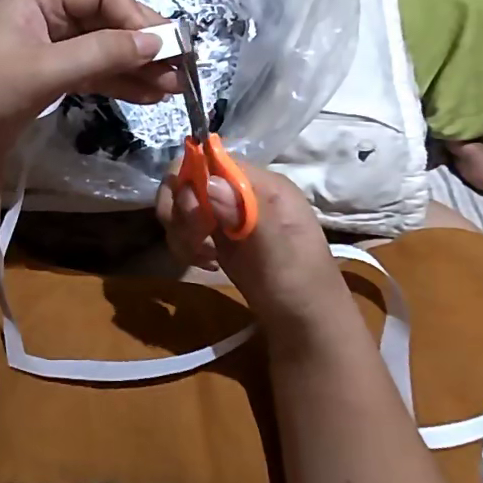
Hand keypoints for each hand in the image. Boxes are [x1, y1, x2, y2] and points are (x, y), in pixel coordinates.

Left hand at [0, 0, 181, 173]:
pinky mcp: (54, 75)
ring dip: (138, 65)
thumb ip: (101, 53)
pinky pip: (96, 70)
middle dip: (143, 42)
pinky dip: (121, 81)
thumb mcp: (45, 69)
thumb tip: (157, 42)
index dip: (134, 14)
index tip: (163, 44)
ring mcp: (51, 46)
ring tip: (173, 87)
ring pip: (106, 47)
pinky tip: (149, 95)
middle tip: (181, 66)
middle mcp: (47, 14)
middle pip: (108, 19)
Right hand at [156, 163, 345, 334]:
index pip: (209, 161)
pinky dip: (183, 243)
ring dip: (180, 231)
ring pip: (180, 204)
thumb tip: (210, 181)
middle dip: (181, 212)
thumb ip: (247, 212)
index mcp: (261, 184)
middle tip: (197, 242)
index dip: (191, 186)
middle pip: (186, 179)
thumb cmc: (299, 285)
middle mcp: (241, 191)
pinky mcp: (216, 232)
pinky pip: (183, 226)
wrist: (303, 322)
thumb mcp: (278, 250)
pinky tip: (204, 262)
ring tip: (201, 256)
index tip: (198, 223)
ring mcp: (227, 212)